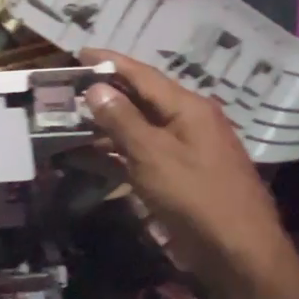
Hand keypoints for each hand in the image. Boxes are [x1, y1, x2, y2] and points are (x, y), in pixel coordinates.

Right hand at [79, 49, 298, 289]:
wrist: (234, 246)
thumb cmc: (195, 195)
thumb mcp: (153, 154)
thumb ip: (122, 121)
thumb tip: (96, 89)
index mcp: (188, 109)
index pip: (143, 76)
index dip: (111, 63)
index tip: (79, 52)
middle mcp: (185, 123)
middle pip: (138, 100)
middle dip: (102, 94)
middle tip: (64, 90)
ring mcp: (179, 150)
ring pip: (133, 129)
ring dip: (101, 127)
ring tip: (63, 123)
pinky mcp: (172, 176)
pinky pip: (135, 155)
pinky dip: (109, 154)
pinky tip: (82, 157)